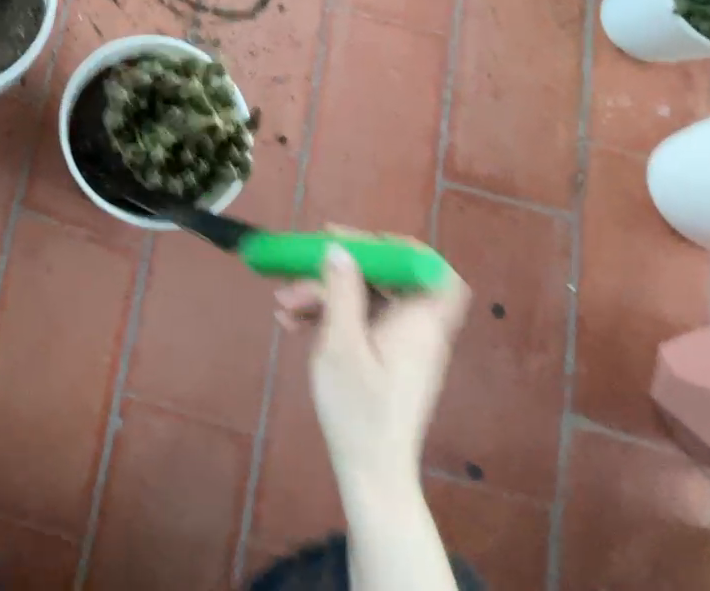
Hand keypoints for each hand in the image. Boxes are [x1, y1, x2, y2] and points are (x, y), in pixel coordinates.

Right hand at [276, 243, 469, 491]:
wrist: (369, 469)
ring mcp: (399, 345)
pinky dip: (327, 317)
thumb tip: (339, 249)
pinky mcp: (383, 360)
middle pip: (383, 280)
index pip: (427, 267)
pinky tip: (292, 324)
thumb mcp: (341, 344)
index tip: (348, 242)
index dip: (392, 246)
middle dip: (335, 272)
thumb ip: (342, 293)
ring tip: (282, 305)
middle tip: (295, 272)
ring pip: (364, 301)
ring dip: (322, 295)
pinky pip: (358, 323)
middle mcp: (415, 328)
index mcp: (418, 320)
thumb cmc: (358, 408)